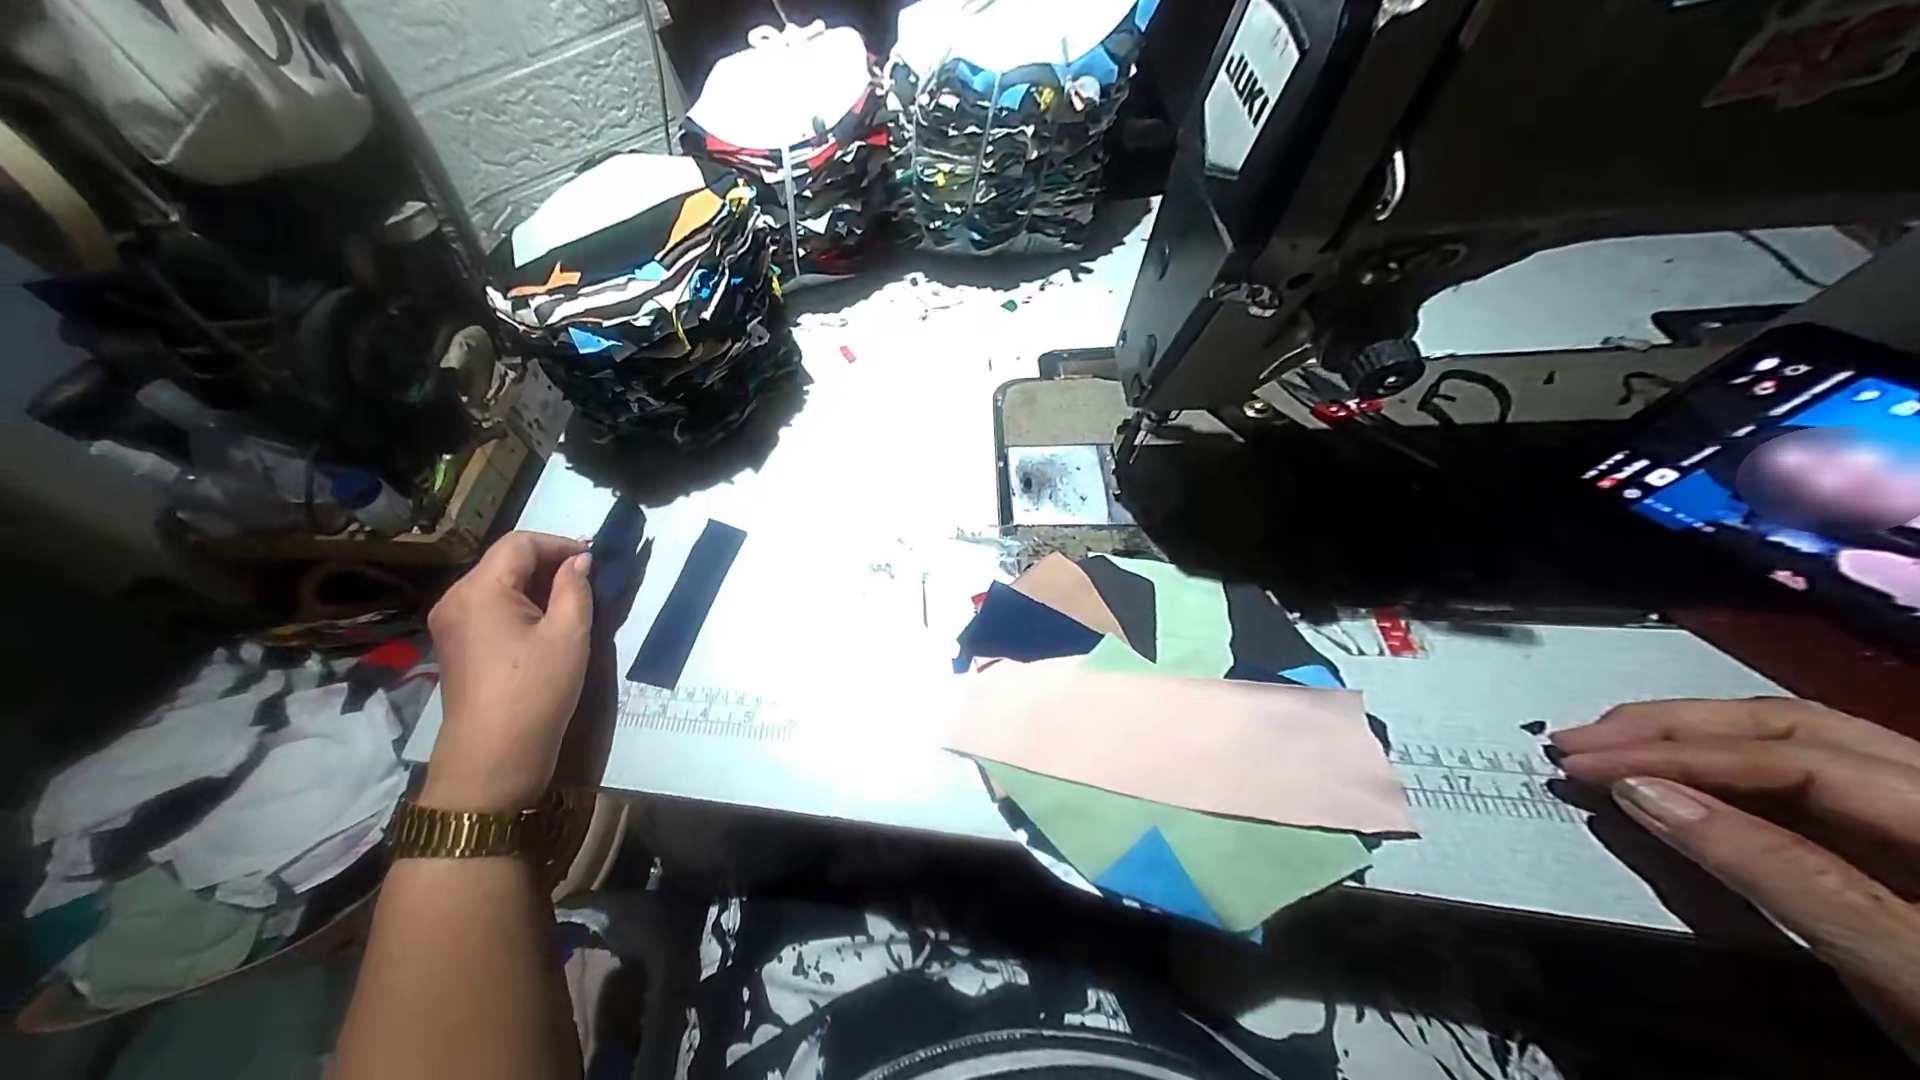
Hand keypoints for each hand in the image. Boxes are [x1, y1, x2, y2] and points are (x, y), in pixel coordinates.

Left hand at [424, 532, 592, 812]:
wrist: (494, 754)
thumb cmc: (536, 688)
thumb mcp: (569, 633)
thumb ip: (575, 588)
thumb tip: (579, 561)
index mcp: (479, 590)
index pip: (520, 543)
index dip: (560, 543)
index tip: (594, 559)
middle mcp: (456, 598)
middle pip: (505, 560)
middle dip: (549, 561)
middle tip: (589, 578)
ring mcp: (451, 622)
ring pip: (498, 582)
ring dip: (536, 582)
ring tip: (573, 599)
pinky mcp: (456, 642)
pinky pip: (490, 605)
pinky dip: (521, 602)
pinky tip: (546, 621)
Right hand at [1553, 698, 1919, 1053]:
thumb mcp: (1899, 963)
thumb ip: (1777, 870)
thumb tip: (1644, 793)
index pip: (1789, 756)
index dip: (1675, 753)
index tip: (1582, 764)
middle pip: (1787, 726)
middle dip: (1667, 728)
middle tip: (1578, 741)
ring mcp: (1918, 809)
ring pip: (1788, 743)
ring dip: (1681, 739)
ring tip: (1604, 747)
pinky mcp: (1893, 837)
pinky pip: (1792, 781)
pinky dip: (1711, 771)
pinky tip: (1660, 776)